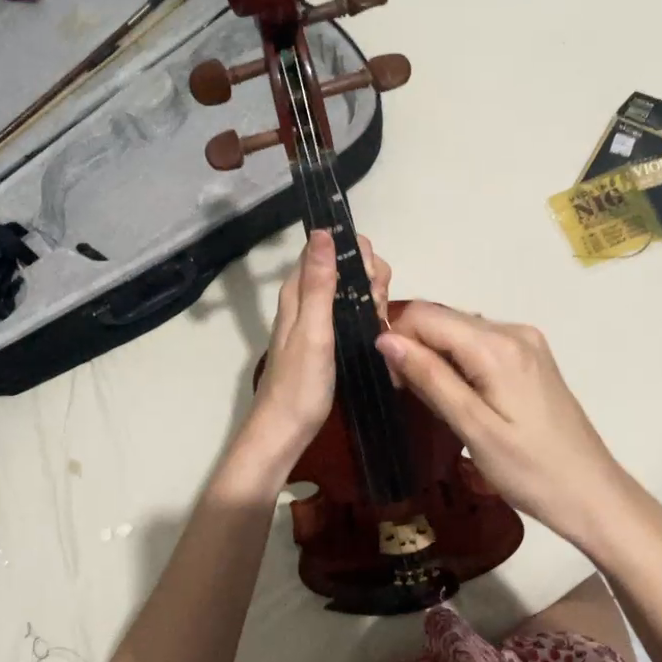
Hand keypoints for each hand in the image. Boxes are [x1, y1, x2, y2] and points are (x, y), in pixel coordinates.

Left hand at [237, 230, 390, 469]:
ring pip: (353, 290)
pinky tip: (374, 335)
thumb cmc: (300, 384)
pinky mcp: (328, 338)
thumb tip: (323, 233)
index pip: (329, 246)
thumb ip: (319, 283)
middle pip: (346, 266)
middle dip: (370, 280)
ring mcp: (317, 318)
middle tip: (374, 312)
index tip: (370, 282)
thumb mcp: (313, 331)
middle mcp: (305, 298)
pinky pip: (352, 313)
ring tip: (376, 326)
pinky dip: (367, 318)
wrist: (286, 429)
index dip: (357, 255)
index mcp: (297, 290)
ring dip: (372, 300)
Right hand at [375, 304, 629, 547]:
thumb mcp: (473, 427)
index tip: (391, 382)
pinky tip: (461, 401)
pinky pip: (479, 347)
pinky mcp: (531, 360)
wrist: (591, 494)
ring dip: (435, 359)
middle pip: (443, 320)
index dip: (396, 339)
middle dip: (414, 350)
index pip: (425, 315)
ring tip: (436, 405)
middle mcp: (513, 331)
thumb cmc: (529, 470)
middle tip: (410, 399)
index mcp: (498, 346)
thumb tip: (385, 339)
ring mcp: (526, 344)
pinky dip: (458, 365)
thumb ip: (430, 378)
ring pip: (459, 333)